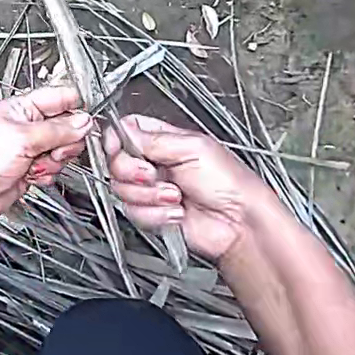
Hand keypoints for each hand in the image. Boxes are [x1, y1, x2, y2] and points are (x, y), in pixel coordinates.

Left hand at [0, 85, 92, 224]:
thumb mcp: (23, 138)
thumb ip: (57, 129)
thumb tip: (84, 121)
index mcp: (22, 107)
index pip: (60, 97)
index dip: (76, 107)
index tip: (85, 121)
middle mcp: (27, 125)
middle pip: (68, 125)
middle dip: (65, 140)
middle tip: (52, 148)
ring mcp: (30, 147)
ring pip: (64, 149)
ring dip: (55, 160)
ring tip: (36, 163)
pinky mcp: (31, 167)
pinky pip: (55, 167)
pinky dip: (48, 173)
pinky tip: (32, 174)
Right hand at [105, 114, 269, 260]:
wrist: (240, 224)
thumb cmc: (230, 183)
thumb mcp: (194, 149)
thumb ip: (154, 140)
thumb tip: (124, 130)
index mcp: (164, 140)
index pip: (124, 132)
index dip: (115, 140)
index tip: (117, 148)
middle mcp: (154, 163)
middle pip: (116, 163)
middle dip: (133, 171)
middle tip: (154, 174)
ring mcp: (151, 189)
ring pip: (122, 190)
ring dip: (150, 195)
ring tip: (175, 195)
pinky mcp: (151, 213)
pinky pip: (134, 213)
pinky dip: (156, 214)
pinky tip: (177, 211)